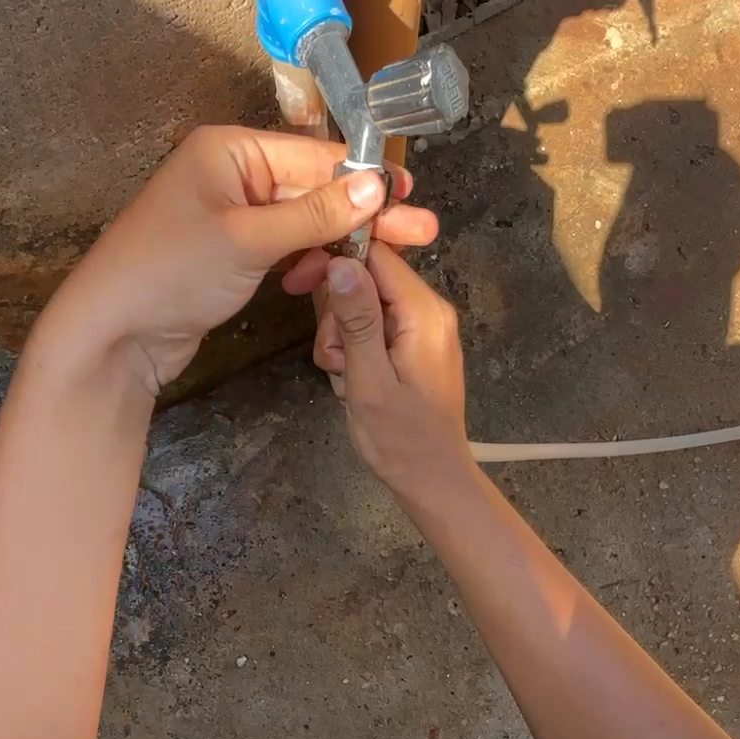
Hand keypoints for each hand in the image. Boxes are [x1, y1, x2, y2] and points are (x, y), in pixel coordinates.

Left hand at [43, 126, 436, 394]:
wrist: (116, 334)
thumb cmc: (171, 273)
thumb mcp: (249, 239)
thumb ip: (314, 215)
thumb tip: (374, 188)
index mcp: (230, 152)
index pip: (313, 157)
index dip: (363, 179)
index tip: (409, 195)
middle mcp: (231, 178)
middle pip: (311, 191)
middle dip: (362, 216)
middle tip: (420, 232)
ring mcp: (230, 219)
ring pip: (300, 226)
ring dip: (333, 246)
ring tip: (371, 268)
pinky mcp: (230, 258)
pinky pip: (282, 252)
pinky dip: (303, 266)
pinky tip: (315, 284)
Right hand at [314, 243, 473, 500]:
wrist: (433, 482)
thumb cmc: (401, 440)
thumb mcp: (369, 380)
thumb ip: (356, 320)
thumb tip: (340, 262)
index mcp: (423, 312)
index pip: (375, 254)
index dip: (336, 264)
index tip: (306, 288)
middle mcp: (429, 312)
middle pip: (366, 282)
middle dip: (339, 320)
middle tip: (341, 364)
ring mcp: (422, 331)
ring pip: (364, 311)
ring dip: (344, 344)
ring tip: (351, 383)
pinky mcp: (414, 350)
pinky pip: (374, 334)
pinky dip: (357, 357)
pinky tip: (359, 387)